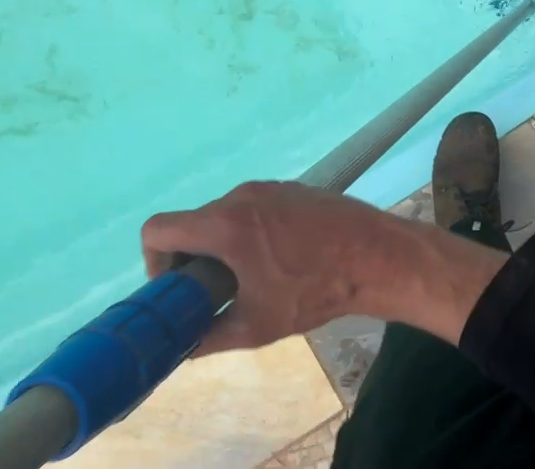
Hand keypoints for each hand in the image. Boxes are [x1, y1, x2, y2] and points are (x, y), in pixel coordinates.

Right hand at [141, 181, 508, 356]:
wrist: (378, 256)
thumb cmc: (315, 289)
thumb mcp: (255, 325)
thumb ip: (206, 337)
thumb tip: (180, 347)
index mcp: (226, 223)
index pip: (159, 229)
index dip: (155, 261)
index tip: (179, 288)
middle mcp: (244, 195)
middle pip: (194, 223)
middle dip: (194, 259)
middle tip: (216, 293)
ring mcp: (273, 187)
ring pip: (226, 215)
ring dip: (225, 246)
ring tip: (252, 279)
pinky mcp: (296, 188)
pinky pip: (256, 208)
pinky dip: (252, 232)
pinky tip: (279, 260)